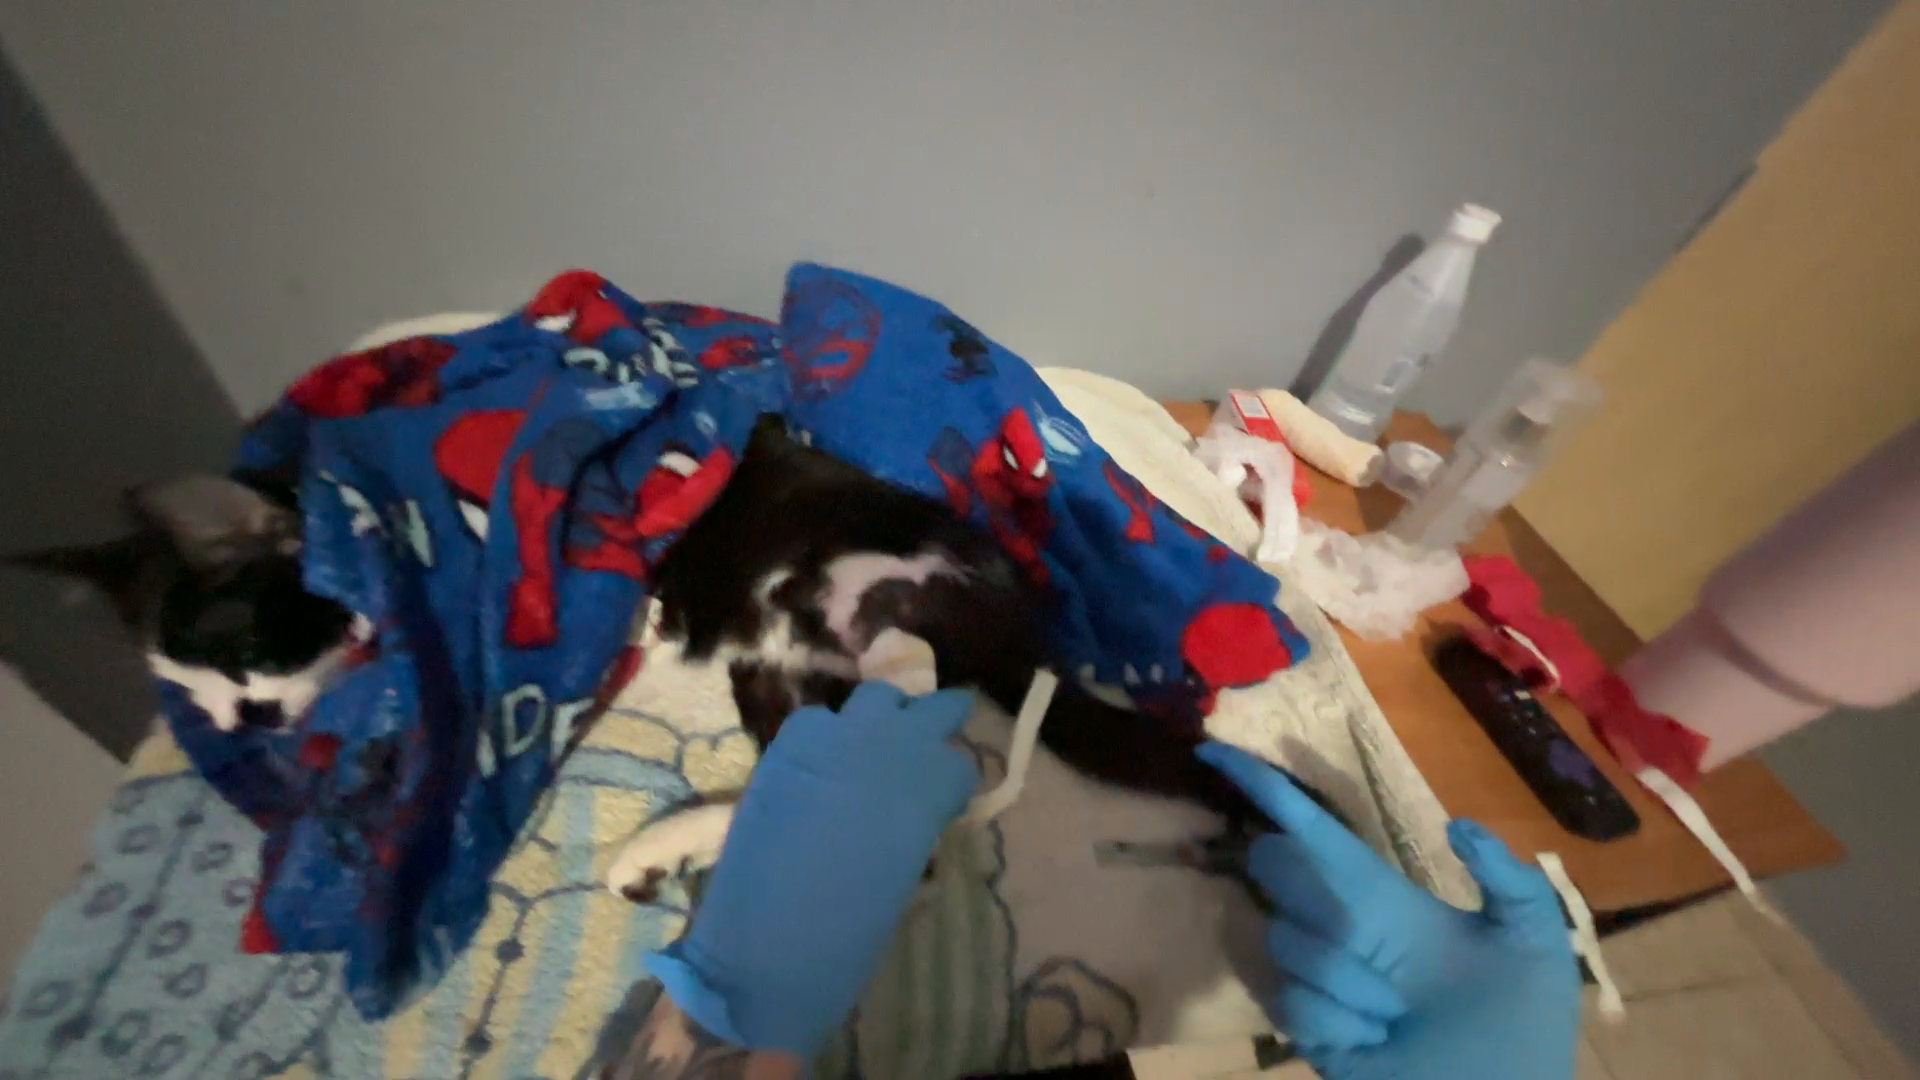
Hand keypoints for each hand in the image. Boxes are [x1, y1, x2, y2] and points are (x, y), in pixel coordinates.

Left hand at [647, 682, 979, 1056]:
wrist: (765, 946)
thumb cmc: (847, 933)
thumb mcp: (903, 877)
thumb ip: (915, 827)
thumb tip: (912, 811)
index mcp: (928, 794)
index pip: (960, 764)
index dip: (953, 779)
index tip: (945, 795)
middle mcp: (894, 752)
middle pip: (935, 709)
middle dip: (942, 715)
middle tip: (940, 722)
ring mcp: (841, 737)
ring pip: (877, 695)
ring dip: (883, 713)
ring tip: (873, 736)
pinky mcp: (792, 742)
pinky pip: (817, 719)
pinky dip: (824, 734)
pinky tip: (817, 762)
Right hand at [1198, 742, 1580, 1079]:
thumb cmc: (1518, 1027)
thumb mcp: (1534, 946)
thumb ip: (1512, 881)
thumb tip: (1454, 824)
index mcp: (1370, 889)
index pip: (1304, 821)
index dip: (1259, 783)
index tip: (1210, 750)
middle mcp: (1327, 917)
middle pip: (1271, 863)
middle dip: (1308, 894)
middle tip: (1364, 934)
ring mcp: (1308, 968)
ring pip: (1287, 937)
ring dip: (1352, 982)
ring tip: (1398, 1017)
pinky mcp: (1299, 1019)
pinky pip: (1293, 996)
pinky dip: (1343, 1022)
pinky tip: (1378, 1042)